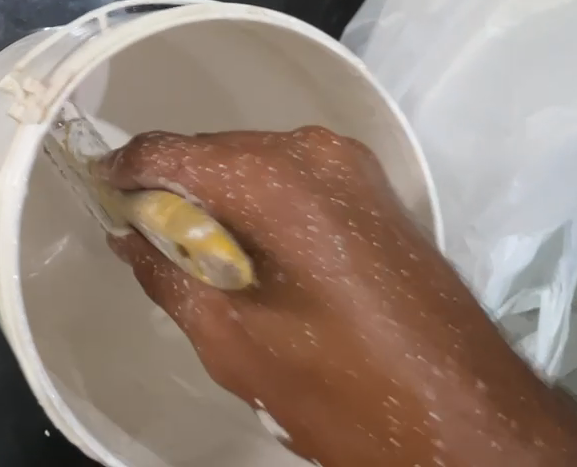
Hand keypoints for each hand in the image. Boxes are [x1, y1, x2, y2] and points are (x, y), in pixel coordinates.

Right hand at [96, 128, 576, 466]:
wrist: (479, 428)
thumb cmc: (347, 392)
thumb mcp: (235, 344)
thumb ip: (169, 277)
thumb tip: (128, 236)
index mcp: (273, 179)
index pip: (170, 152)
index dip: (124, 169)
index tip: (97, 189)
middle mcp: (309, 149)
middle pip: (209, 151)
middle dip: (171, 186)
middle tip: (145, 233)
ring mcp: (347, 162)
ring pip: (248, 160)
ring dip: (214, 194)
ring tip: (198, 249)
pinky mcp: (369, 185)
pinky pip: (287, 174)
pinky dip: (254, 199)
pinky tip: (250, 248)